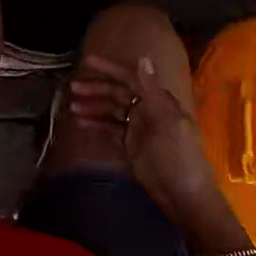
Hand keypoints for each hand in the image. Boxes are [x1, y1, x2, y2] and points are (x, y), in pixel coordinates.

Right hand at [69, 54, 227, 231]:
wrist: (184, 198)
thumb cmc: (179, 156)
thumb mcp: (166, 121)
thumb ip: (151, 90)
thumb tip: (143, 57)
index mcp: (157, 100)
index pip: (129, 77)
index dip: (109, 69)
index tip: (87, 61)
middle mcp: (146, 109)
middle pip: (116, 93)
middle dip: (95, 89)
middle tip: (73, 88)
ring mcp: (137, 128)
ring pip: (110, 111)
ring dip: (92, 107)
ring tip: (72, 107)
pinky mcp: (130, 147)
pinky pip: (110, 130)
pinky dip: (95, 125)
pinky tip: (80, 123)